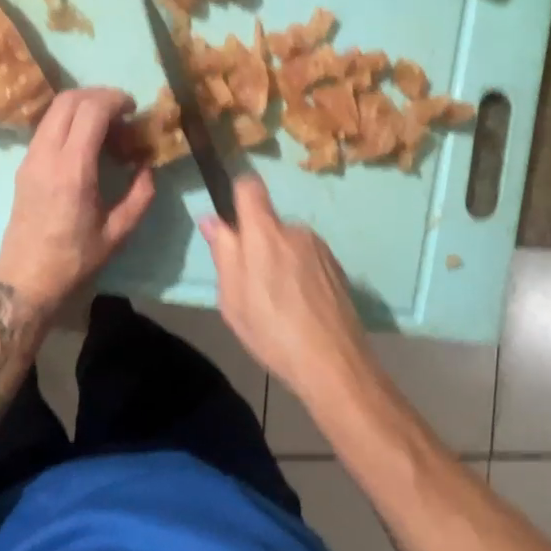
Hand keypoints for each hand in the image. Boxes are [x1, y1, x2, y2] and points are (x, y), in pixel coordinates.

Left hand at [0, 88, 155, 309]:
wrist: (26, 280)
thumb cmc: (74, 259)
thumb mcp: (119, 232)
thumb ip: (140, 194)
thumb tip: (148, 166)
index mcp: (73, 169)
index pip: (91, 110)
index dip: (115, 100)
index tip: (134, 109)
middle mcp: (46, 155)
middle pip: (68, 99)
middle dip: (98, 96)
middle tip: (122, 113)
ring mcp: (30, 158)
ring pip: (54, 110)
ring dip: (82, 108)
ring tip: (107, 130)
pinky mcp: (24, 166)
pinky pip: (47, 127)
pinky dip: (69, 122)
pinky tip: (87, 145)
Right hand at [199, 176, 372, 395]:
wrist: (333, 362)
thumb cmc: (272, 331)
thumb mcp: (233, 298)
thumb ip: (223, 253)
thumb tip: (212, 220)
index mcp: (264, 234)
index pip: (249, 187)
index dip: (237, 196)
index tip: (231, 224)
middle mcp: (295, 231)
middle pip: (268, 223)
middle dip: (256, 244)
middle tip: (250, 285)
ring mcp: (320, 248)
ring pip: (288, 243)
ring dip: (279, 261)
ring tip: (277, 303)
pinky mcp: (337, 267)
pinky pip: (307, 259)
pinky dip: (300, 275)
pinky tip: (300, 307)